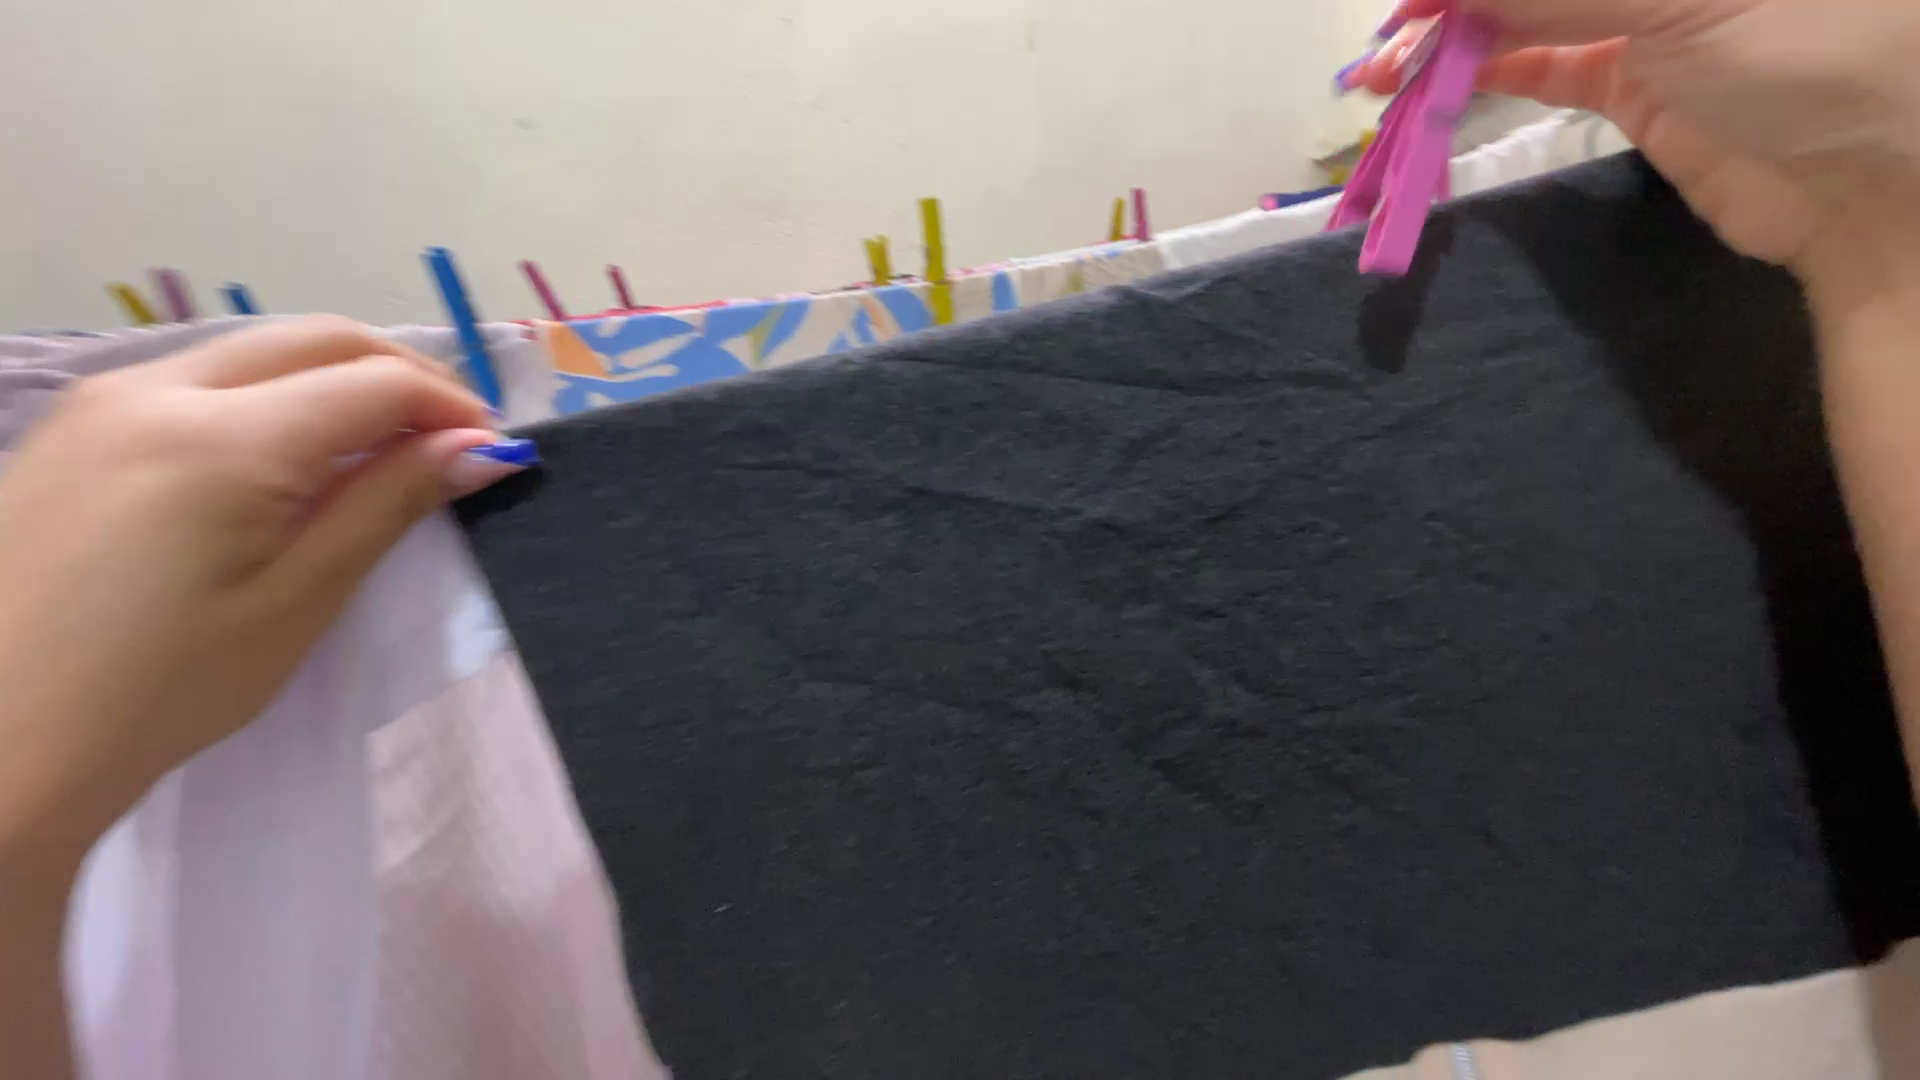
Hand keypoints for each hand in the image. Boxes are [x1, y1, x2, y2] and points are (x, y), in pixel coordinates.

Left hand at [0, 317, 535, 869]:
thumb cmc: (169, 682)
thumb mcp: (307, 593)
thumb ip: (394, 500)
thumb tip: (484, 450)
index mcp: (222, 438)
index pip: (376, 382)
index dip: (453, 409)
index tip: (495, 454)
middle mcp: (156, 390)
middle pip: (322, 340)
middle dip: (409, 377)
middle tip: (458, 440)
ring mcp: (106, 401)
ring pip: (265, 350)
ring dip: (349, 381)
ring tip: (394, 449)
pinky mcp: (83, 427)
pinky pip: (214, 377)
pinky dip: (288, 395)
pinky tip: (309, 455)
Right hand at [1347, 0, 1919, 294]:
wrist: (1882, 173)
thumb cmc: (1816, 45)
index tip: (1407, 3)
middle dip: (1456, 3)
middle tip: (1386, 48)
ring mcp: (1658, 14)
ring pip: (1537, 16)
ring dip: (1462, 42)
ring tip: (1393, 76)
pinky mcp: (1641, 81)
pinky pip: (1551, 65)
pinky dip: (1496, 72)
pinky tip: (1447, 83)